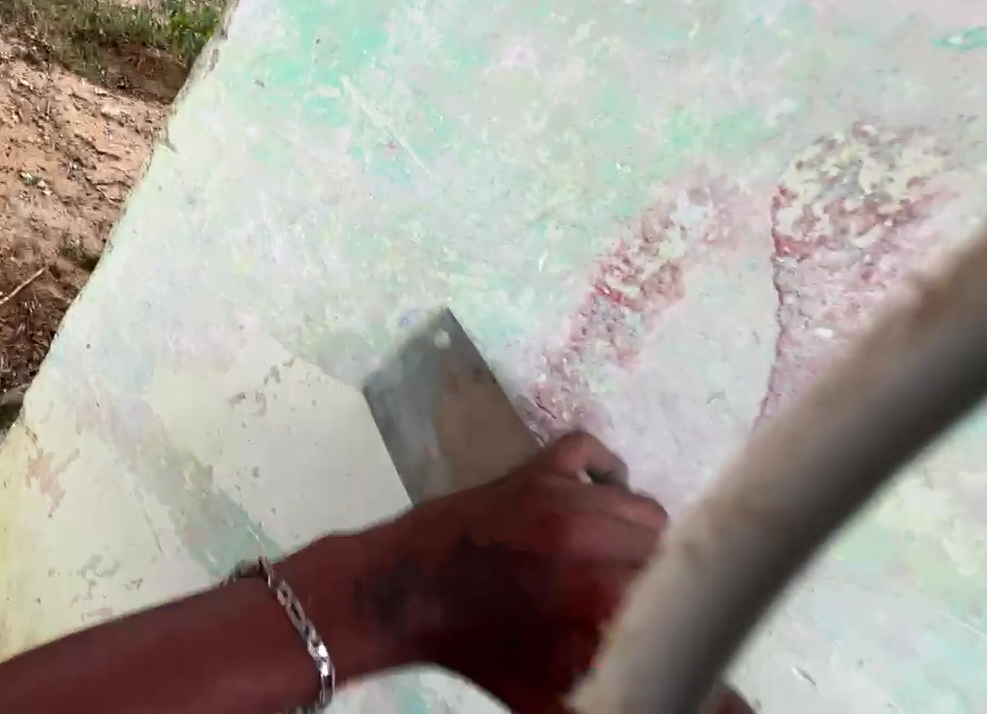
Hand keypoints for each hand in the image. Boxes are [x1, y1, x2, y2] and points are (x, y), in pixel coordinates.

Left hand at [295, 432, 749, 712]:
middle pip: (671, 553)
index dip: (695, 629)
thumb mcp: (561, 698)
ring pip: (641, 509)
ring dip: (641, 538)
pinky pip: (586, 449)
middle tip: (641, 607)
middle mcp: (584, 532)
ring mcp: (554, 494)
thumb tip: (736, 710)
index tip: (688, 642)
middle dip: (666, 585)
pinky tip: (604, 497)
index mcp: (597, 591)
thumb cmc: (479, 649)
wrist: (401, 590)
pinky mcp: (528, 471)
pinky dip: (606, 469)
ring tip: (617, 567)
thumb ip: (647, 701)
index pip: (692, 605)